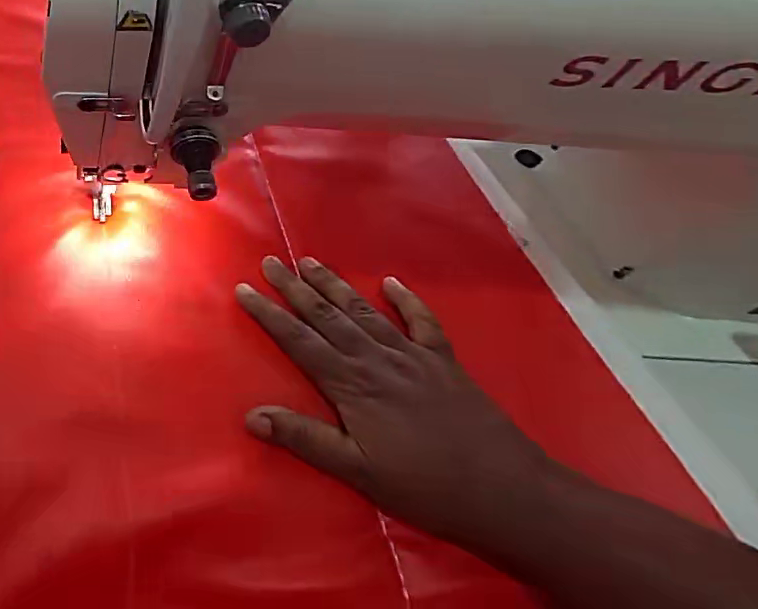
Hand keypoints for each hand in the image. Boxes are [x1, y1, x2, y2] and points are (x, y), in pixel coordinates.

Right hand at [236, 256, 574, 545]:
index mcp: (350, 383)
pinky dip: (406, 301)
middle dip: (293, 287)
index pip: (297, 339)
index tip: (243, 289)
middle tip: (269, 261)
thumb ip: (305, 439)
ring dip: (333, 285)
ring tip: (308, 261)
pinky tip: (391, 283)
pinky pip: (422, 323)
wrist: (513, 496)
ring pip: (362, 311)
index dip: (268, 313)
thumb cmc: (427, 487)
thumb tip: (252, 416)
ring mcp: (412, 356)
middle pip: (325, 315)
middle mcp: (375, 359)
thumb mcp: (359, 472)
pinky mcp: (444, 362)